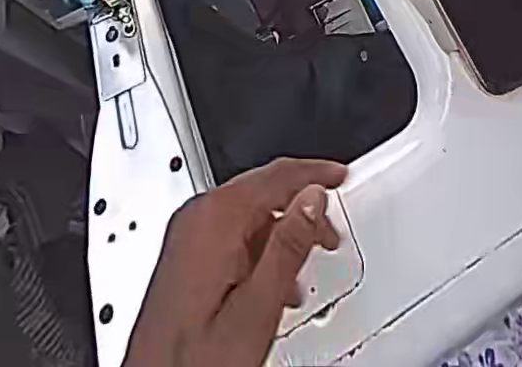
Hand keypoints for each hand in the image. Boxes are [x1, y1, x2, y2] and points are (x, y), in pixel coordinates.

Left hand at [123, 158, 346, 366]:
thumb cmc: (194, 365)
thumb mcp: (257, 308)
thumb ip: (289, 244)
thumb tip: (313, 198)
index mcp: (215, 220)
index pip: (276, 176)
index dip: (314, 174)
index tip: (338, 175)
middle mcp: (196, 219)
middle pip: (261, 190)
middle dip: (301, 206)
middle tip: (329, 228)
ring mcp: (186, 237)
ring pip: (248, 213)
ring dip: (281, 231)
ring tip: (307, 259)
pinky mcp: (183, 258)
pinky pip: (231, 233)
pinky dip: (259, 247)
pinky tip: (273, 279)